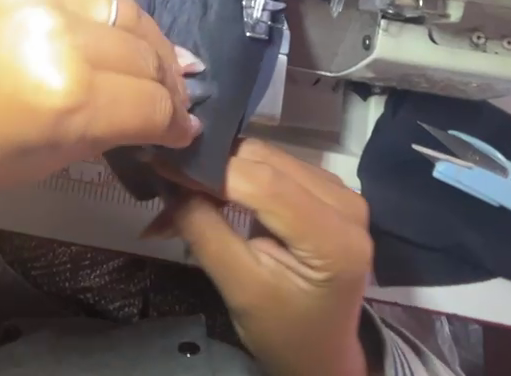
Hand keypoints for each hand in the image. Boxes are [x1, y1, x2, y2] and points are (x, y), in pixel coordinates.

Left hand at [0, 0, 199, 209]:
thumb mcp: (28, 165)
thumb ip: (98, 133)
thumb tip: (151, 117)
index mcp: (61, 96)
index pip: (148, 104)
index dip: (174, 123)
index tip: (184, 130)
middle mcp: (56, 29)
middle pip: (144, 48)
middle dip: (167, 80)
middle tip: (173, 98)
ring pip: (119, 3)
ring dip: (141, 36)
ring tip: (150, 58)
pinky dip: (93, 10)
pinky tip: (93, 29)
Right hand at [151, 140, 372, 375]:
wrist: (321, 355)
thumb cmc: (284, 332)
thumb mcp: (240, 290)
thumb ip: (206, 232)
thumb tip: (172, 183)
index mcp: (334, 238)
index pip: (265, 183)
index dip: (212, 169)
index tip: (165, 167)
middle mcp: (346, 202)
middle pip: (266, 162)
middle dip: (214, 167)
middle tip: (169, 182)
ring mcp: (340, 191)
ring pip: (267, 156)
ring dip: (224, 167)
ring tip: (188, 189)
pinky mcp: (327, 187)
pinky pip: (276, 163)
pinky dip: (241, 173)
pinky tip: (218, 190)